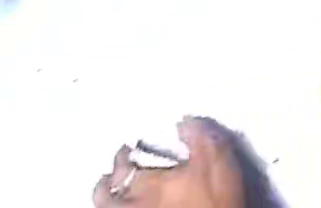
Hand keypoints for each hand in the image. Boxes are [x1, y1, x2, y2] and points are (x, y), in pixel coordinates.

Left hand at [92, 119, 243, 207]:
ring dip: (106, 204)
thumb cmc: (216, 201)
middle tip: (109, 175)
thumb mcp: (216, 159)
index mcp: (152, 185)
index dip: (121, 158)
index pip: (124, 169)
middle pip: (105, 199)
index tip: (125, 150)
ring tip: (111, 196)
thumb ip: (199, 135)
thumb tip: (183, 121)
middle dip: (103, 185)